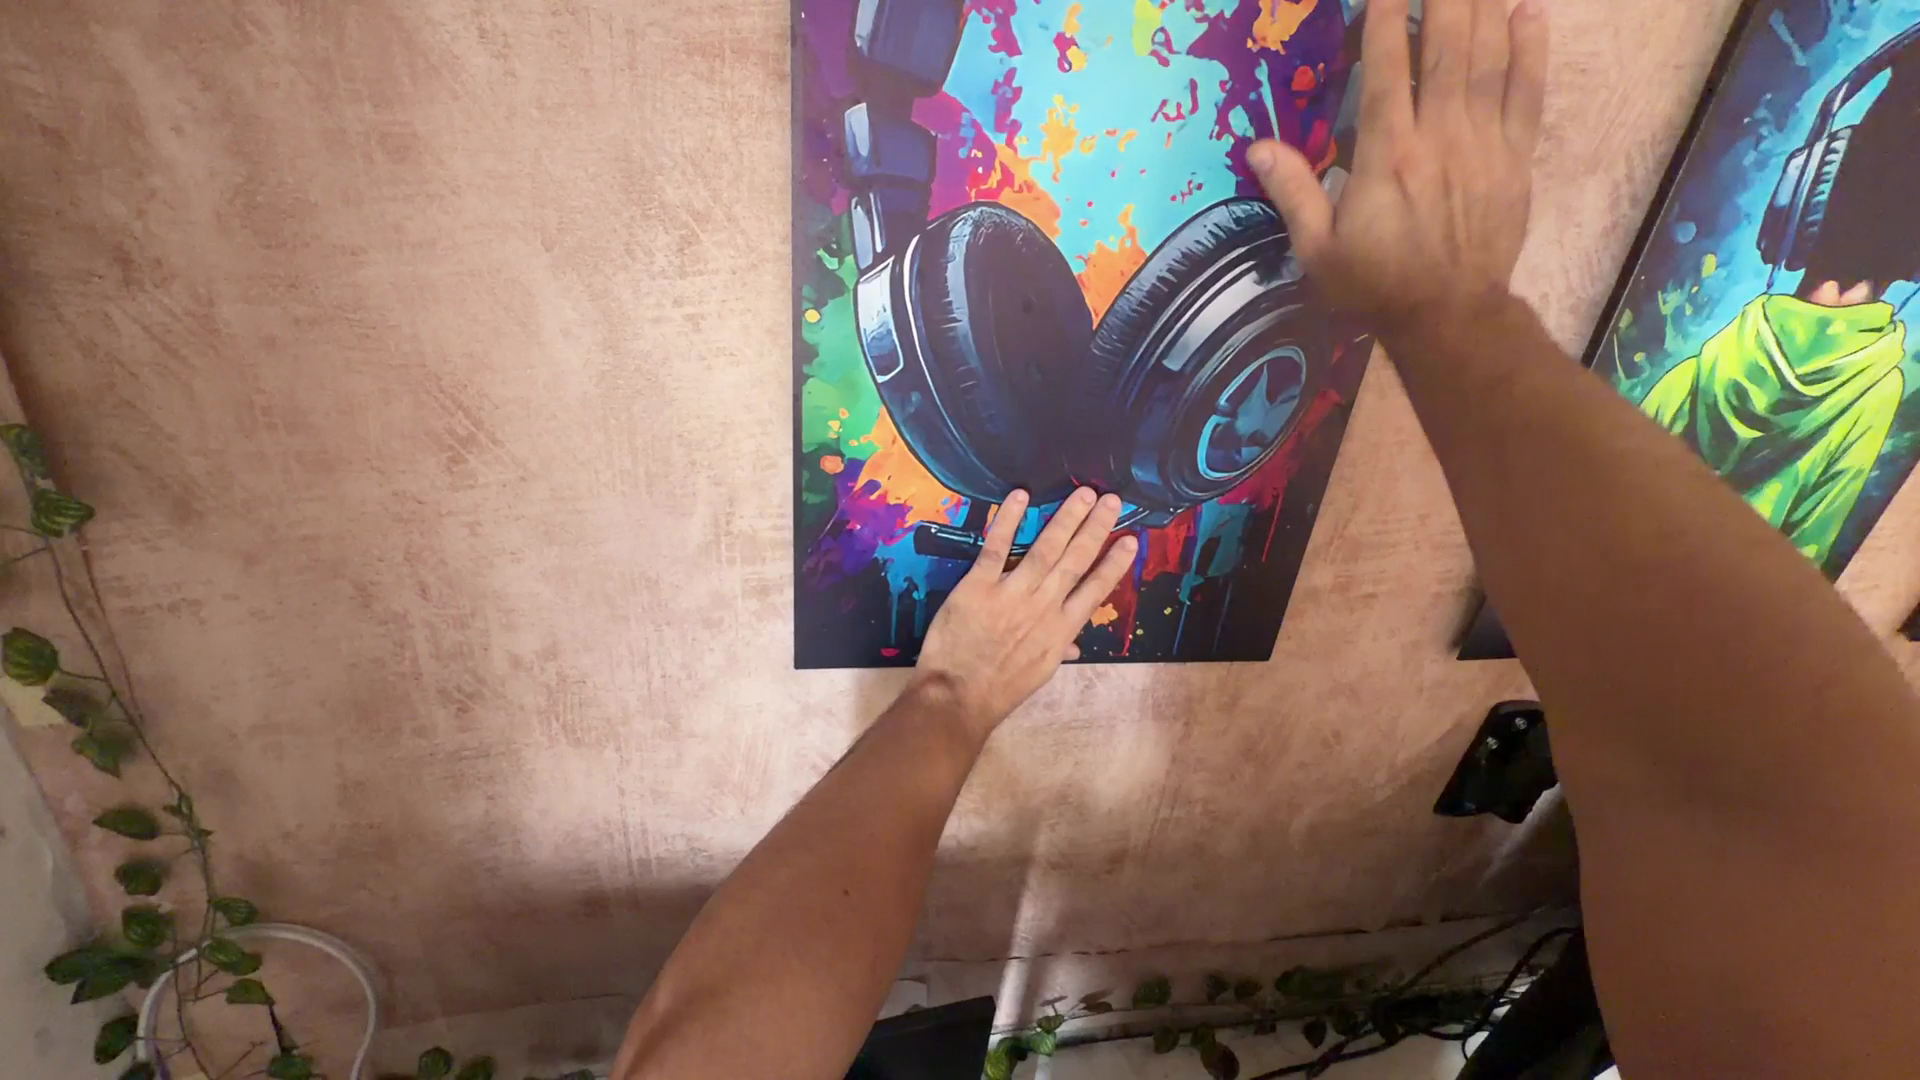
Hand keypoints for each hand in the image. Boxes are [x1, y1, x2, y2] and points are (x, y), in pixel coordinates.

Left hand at [910, 488, 1137, 738]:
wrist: (958, 698)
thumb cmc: (998, 690)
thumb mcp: (1039, 674)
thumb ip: (1059, 649)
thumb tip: (1076, 643)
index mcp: (1061, 630)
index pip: (1095, 590)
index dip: (1114, 563)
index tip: (1131, 540)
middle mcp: (1043, 607)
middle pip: (1076, 560)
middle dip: (1096, 528)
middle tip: (1112, 500)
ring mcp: (1012, 594)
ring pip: (1045, 549)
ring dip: (1066, 518)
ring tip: (1084, 494)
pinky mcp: (979, 586)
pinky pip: (997, 547)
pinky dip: (1009, 521)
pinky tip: (1022, 496)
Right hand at [1246, 0, 1548, 328]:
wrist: (1446, 315)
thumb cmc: (1373, 285)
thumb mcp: (1317, 250)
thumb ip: (1292, 193)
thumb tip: (1257, 147)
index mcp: (1386, 156)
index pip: (1385, 70)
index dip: (1385, 18)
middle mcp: (1439, 136)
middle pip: (1445, 45)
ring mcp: (1484, 143)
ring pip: (1488, 57)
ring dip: (1482, 5)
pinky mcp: (1516, 158)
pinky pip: (1528, 92)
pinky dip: (1531, 48)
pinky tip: (1527, 12)